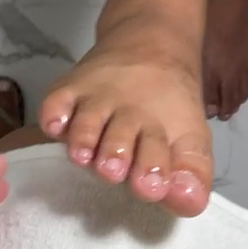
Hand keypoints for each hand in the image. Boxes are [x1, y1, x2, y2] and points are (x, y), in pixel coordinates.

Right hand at [41, 6, 213, 216]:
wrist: (150, 47)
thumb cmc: (169, 107)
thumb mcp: (192, 140)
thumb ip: (194, 174)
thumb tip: (190, 201)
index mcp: (161, 133)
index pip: (159, 152)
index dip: (154, 170)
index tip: (151, 186)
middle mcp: (129, 117)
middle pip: (120, 139)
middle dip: (116, 155)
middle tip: (113, 170)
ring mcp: (97, 102)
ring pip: (88, 122)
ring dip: (85, 139)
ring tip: (84, 156)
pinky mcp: (70, 90)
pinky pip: (57, 101)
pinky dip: (53, 113)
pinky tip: (55, 126)